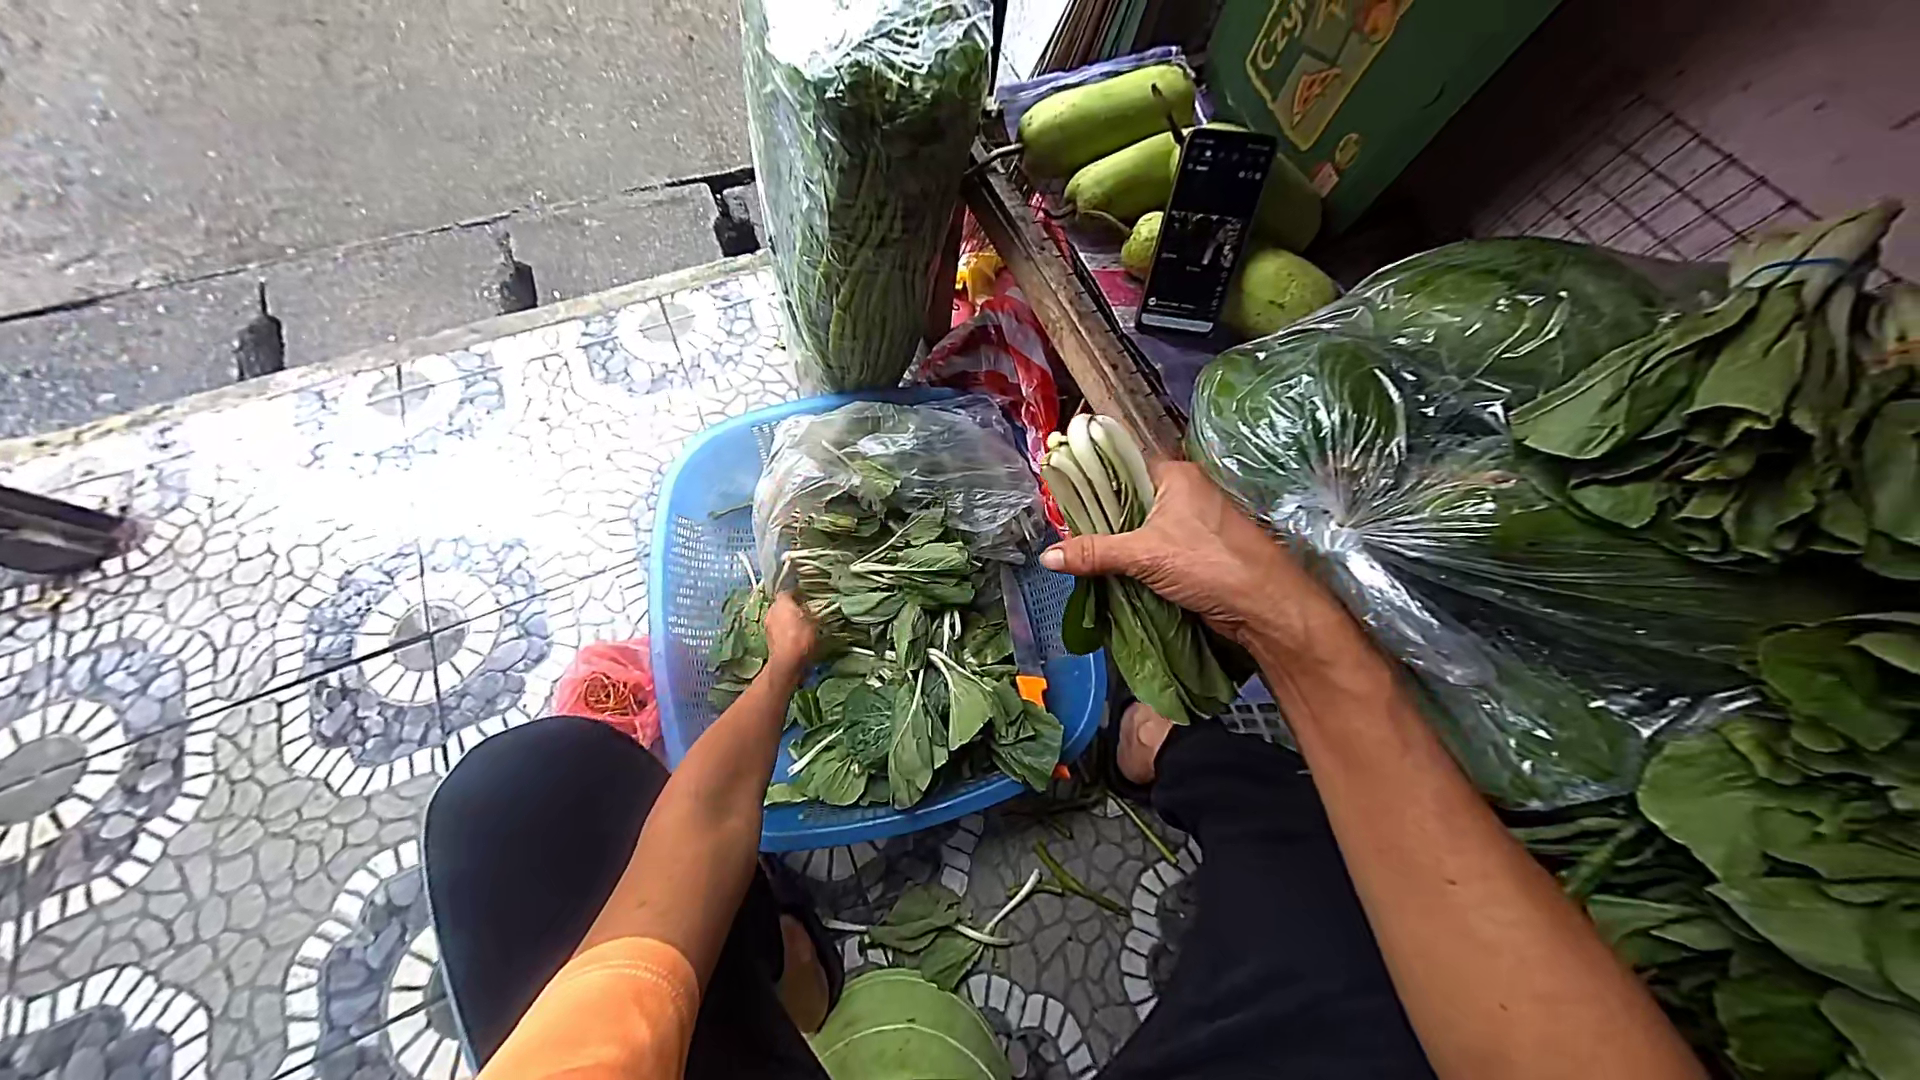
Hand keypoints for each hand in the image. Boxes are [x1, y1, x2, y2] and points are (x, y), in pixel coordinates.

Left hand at [761, 592, 818, 683]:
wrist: (787, 661)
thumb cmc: (802, 637)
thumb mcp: (815, 621)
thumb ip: (812, 612)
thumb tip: (813, 609)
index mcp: (782, 602)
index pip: (788, 591)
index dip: (797, 594)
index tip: (807, 597)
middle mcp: (771, 610)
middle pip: (781, 604)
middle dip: (791, 607)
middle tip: (804, 611)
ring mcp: (767, 625)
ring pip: (778, 617)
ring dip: (786, 619)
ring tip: (800, 624)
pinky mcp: (768, 638)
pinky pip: (777, 628)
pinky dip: (784, 630)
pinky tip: (794, 635)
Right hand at [1040, 461, 1358, 658]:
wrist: (1264, 606)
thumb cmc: (1211, 564)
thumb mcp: (1144, 554)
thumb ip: (1094, 552)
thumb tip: (1048, 556)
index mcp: (1174, 475)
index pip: (1121, 466)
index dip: (1090, 481)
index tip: (1060, 499)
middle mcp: (1182, 492)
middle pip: (1126, 498)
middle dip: (1098, 518)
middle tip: (1065, 533)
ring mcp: (1189, 521)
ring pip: (1138, 525)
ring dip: (1114, 542)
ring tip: (1080, 552)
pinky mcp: (1192, 549)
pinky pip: (1150, 546)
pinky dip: (1131, 557)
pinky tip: (1108, 568)